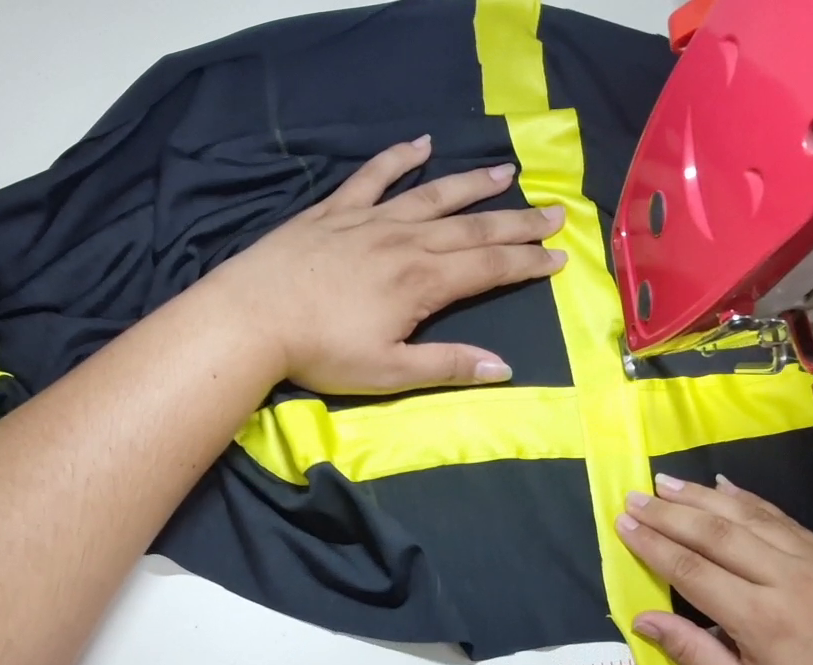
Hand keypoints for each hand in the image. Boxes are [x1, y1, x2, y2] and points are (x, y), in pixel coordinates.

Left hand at [203, 136, 565, 395]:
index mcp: (424, 281)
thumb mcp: (390, 372)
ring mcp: (369, 220)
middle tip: (554, 212)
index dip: (528, 263)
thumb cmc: (322, 351)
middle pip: (473, 228)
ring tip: (505, 172)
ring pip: (433, 196)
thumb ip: (448, 366)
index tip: (560, 256)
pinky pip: (373, 176)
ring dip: (472, 184)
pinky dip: (398, 159)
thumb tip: (504, 368)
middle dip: (518, 222)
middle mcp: (406, 240)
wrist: (252, 318)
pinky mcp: (335, 211)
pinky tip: (420, 145)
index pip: (489, 267)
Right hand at [616, 475, 812, 664]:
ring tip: (666, 483)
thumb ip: (694, 654)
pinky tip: (724, 486)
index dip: (653, 545)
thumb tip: (643, 620)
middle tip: (634, 497)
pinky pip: (782, 518)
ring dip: (702, 496)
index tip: (623, 525)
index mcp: (759, 619)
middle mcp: (785, 579)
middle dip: (669, 513)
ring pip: (748, 516)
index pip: (692, 570)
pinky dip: (749, 499)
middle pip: (715, 533)